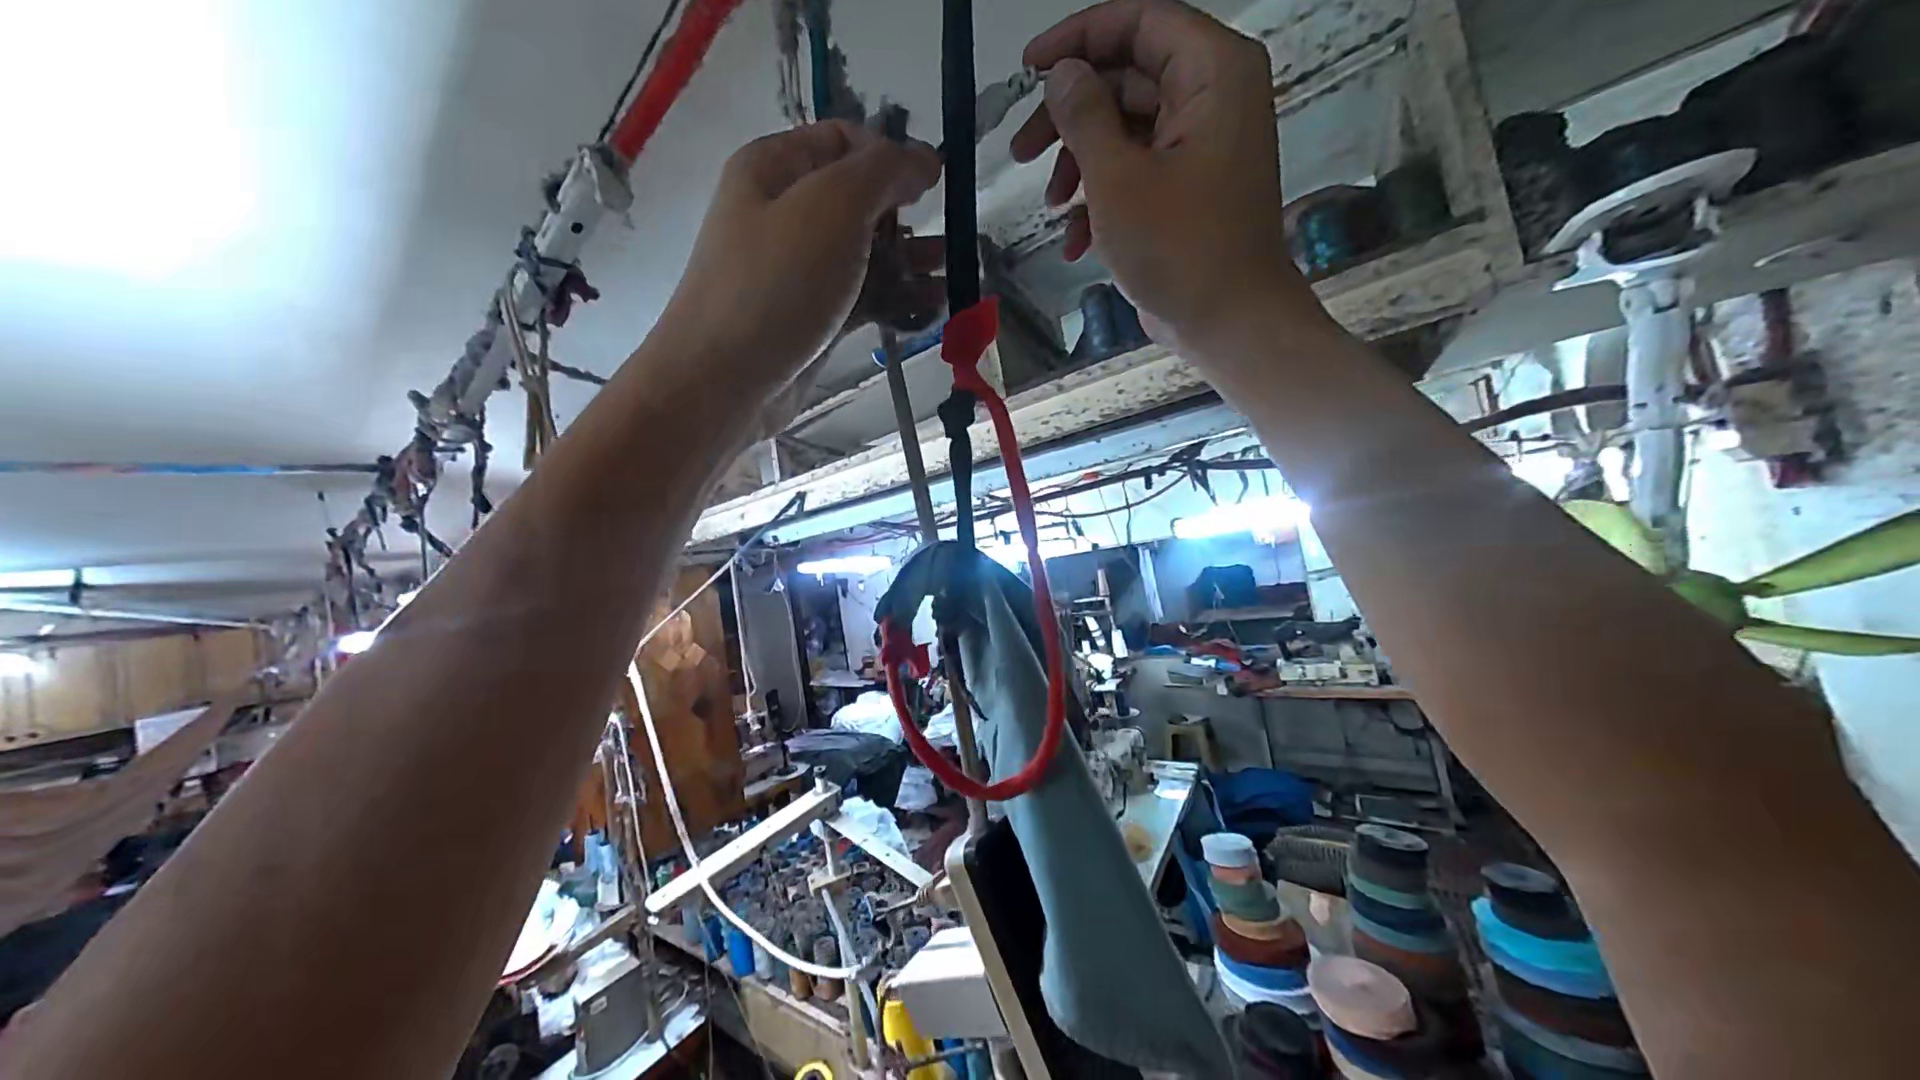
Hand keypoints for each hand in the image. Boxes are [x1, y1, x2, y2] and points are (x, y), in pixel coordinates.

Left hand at [656, 122, 940, 389]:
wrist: (726, 379)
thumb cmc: (777, 283)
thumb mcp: (832, 206)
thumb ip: (883, 172)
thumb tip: (922, 159)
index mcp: (775, 168)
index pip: (842, 140)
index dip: (890, 155)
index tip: (931, 185)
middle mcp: (785, 214)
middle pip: (860, 201)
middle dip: (907, 217)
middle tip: (949, 237)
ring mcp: (800, 271)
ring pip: (866, 255)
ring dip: (911, 263)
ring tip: (953, 276)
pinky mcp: (814, 318)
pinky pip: (863, 299)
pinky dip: (897, 301)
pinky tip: (932, 310)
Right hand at [1012, 0, 1322, 351]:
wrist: (1229, 322)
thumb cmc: (1179, 249)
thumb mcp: (1117, 179)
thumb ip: (1084, 115)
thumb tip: (1062, 72)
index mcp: (1212, 73)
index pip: (1139, 22)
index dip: (1078, 38)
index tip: (1029, 66)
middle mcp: (1213, 97)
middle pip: (1126, 79)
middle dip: (1068, 118)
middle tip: (1021, 152)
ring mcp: (1202, 145)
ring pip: (1125, 129)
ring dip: (1079, 165)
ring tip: (1051, 207)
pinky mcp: (1189, 187)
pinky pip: (1138, 169)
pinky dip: (1103, 197)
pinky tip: (1074, 240)